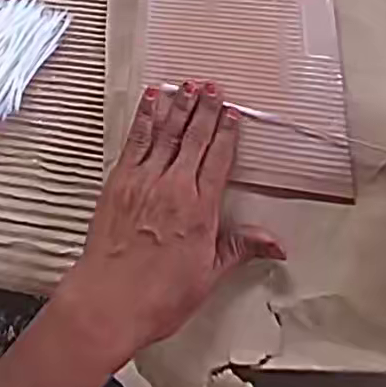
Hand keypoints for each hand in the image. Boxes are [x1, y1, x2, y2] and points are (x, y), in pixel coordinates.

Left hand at [50, 81, 285, 362]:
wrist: (109, 302)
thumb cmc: (158, 296)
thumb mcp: (208, 276)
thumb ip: (240, 248)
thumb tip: (276, 244)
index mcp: (200, 209)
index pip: (219, 159)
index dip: (227, 132)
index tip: (232, 113)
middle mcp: (174, 187)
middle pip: (195, 137)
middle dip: (206, 109)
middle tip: (214, 87)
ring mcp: (145, 180)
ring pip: (167, 132)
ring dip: (180, 105)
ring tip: (189, 84)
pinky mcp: (120, 180)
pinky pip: (136, 140)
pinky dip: (145, 117)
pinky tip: (151, 99)